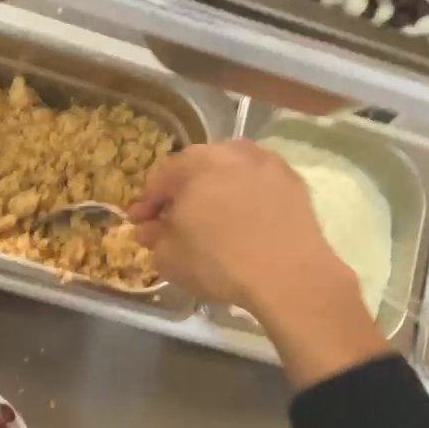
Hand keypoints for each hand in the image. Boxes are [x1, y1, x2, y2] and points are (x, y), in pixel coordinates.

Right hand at [129, 141, 390, 388]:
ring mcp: (263, 161)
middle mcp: (228, 153)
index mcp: (192, 168)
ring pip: (227, 165)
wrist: (286, 274)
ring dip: (212, 184)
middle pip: (193, 165)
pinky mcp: (289, 177)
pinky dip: (242, 190)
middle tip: (172, 215)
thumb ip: (154, 237)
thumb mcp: (170, 258)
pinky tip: (241, 213)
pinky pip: (255, 177)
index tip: (139, 223)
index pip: (158, 179)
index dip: (145, 204)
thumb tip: (148, 227)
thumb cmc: (218, 264)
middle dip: (179, 189)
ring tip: (208, 210)